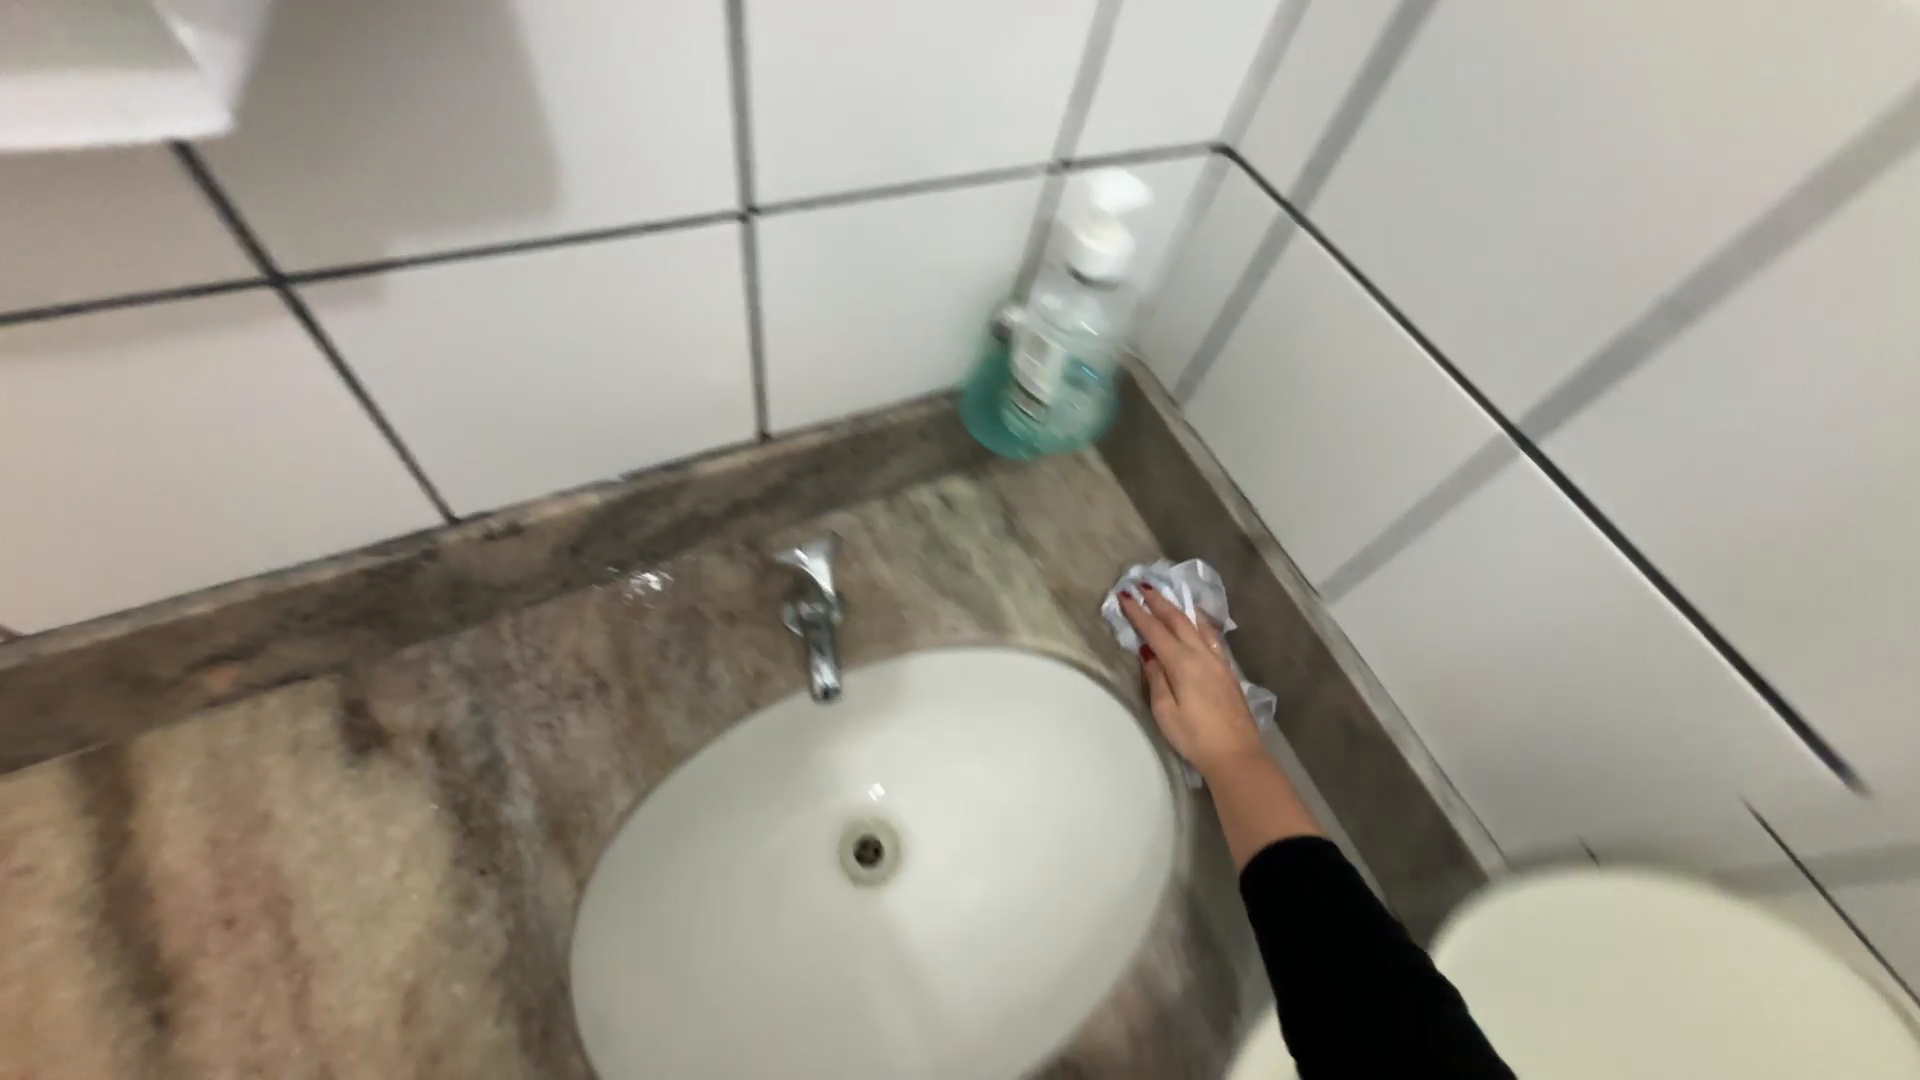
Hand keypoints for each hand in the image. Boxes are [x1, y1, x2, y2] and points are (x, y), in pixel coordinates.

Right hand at [1119, 588, 1264, 777]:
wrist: (1236, 754)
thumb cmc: (1194, 736)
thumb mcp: (1165, 711)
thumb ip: (1157, 678)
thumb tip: (1149, 654)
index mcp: (1182, 664)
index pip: (1155, 631)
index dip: (1139, 613)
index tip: (1125, 596)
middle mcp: (1201, 655)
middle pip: (1178, 621)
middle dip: (1158, 602)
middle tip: (1142, 586)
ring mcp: (1217, 661)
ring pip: (1196, 626)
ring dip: (1179, 609)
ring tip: (1167, 596)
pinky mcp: (1227, 671)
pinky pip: (1211, 637)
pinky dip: (1200, 623)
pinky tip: (1198, 621)